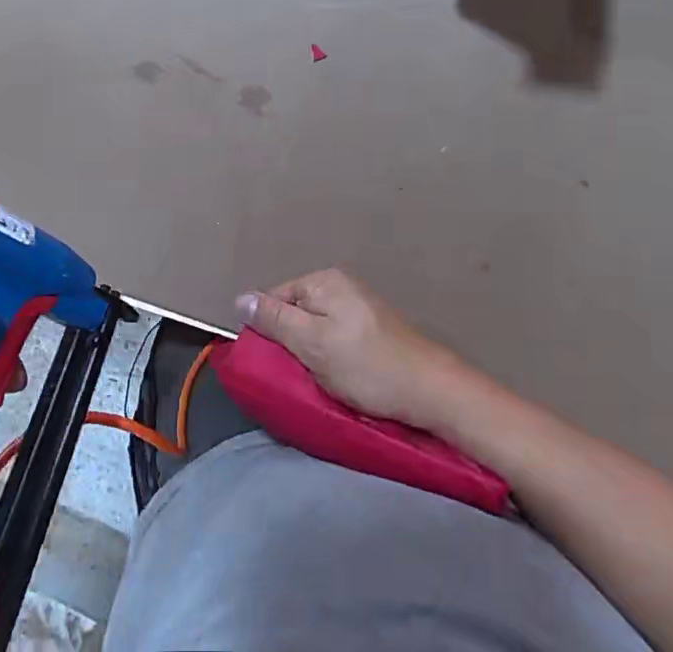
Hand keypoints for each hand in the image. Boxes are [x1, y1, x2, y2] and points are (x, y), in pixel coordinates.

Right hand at [237, 269, 470, 428]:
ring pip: (313, 329)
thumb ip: (274, 320)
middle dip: (291, 342)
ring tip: (320, 376)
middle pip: (294, 313)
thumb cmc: (367, 366)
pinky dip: (331, 356)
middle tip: (299, 371)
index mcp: (324, 281)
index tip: (277, 361)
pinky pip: (334, 338)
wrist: (432, 392)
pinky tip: (340, 375)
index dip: (269, 331)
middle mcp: (340, 285)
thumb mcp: (312, 343)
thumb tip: (240, 298)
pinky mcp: (371, 328)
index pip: (273, 299)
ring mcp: (358, 306)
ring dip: (311, 353)